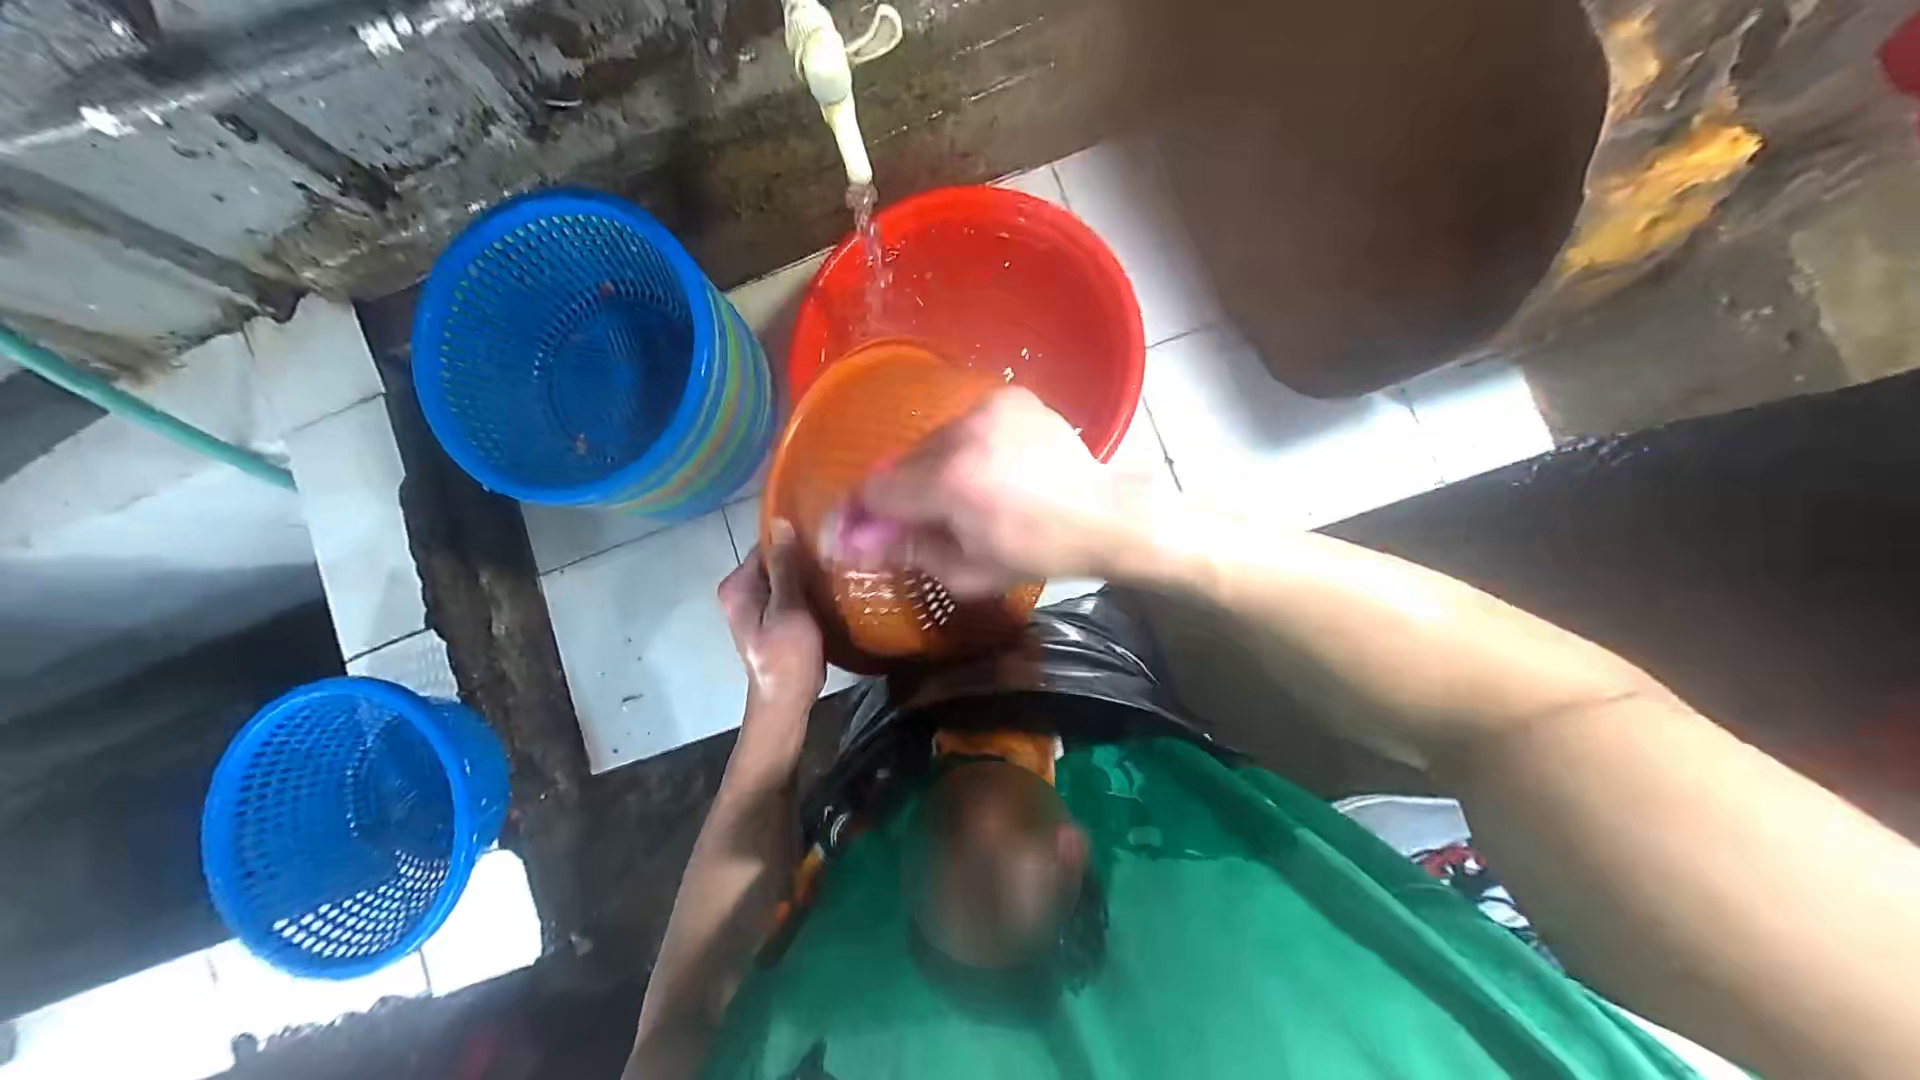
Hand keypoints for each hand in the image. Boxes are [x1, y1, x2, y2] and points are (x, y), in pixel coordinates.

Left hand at [718, 520, 825, 715]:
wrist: (786, 702)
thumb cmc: (786, 657)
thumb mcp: (789, 609)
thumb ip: (784, 566)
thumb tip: (779, 521)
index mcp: (738, 586)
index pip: (767, 545)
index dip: (796, 539)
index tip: (827, 537)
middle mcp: (742, 592)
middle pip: (777, 560)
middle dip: (804, 557)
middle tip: (838, 554)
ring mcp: (757, 606)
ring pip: (787, 577)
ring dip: (809, 574)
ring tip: (839, 568)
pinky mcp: (774, 618)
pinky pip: (792, 593)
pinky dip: (808, 590)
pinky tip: (831, 590)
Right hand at [828, 388, 1147, 596]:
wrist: (1106, 514)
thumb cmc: (1040, 552)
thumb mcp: (970, 569)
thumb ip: (908, 550)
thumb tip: (856, 542)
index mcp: (951, 482)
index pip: (875, 490)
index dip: (860, 513)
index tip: (854, 530)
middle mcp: (962, 434)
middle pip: (900, 463)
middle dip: (900, 495)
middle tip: (915, 519)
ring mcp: (988, 408)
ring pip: (930, 442)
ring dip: (931, 470)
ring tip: (963, 495)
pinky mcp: (1009, 397)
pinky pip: (962, 425)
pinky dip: (962, 449)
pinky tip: (987, 470)